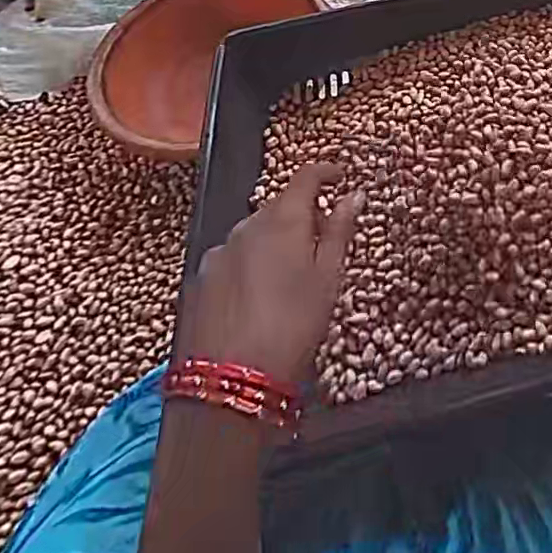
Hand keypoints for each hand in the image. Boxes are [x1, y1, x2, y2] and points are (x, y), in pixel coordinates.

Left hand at [182, 163, 365, 384]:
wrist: (230, 381)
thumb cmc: (294, 324)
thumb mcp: (328, 277)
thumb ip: (340, 230)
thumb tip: (353, 194)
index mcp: (282, 220)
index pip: (305, 177)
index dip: (326, 171)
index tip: (341, 176)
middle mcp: (246, 225)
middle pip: (279, 205)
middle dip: (302, 213)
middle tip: (322, 239)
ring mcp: (218, 252)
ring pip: (254, 232)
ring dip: (274, 240)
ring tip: (289, 275)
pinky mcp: (198, 278)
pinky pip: (233, 257)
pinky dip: (250, 263)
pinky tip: (258, 295)